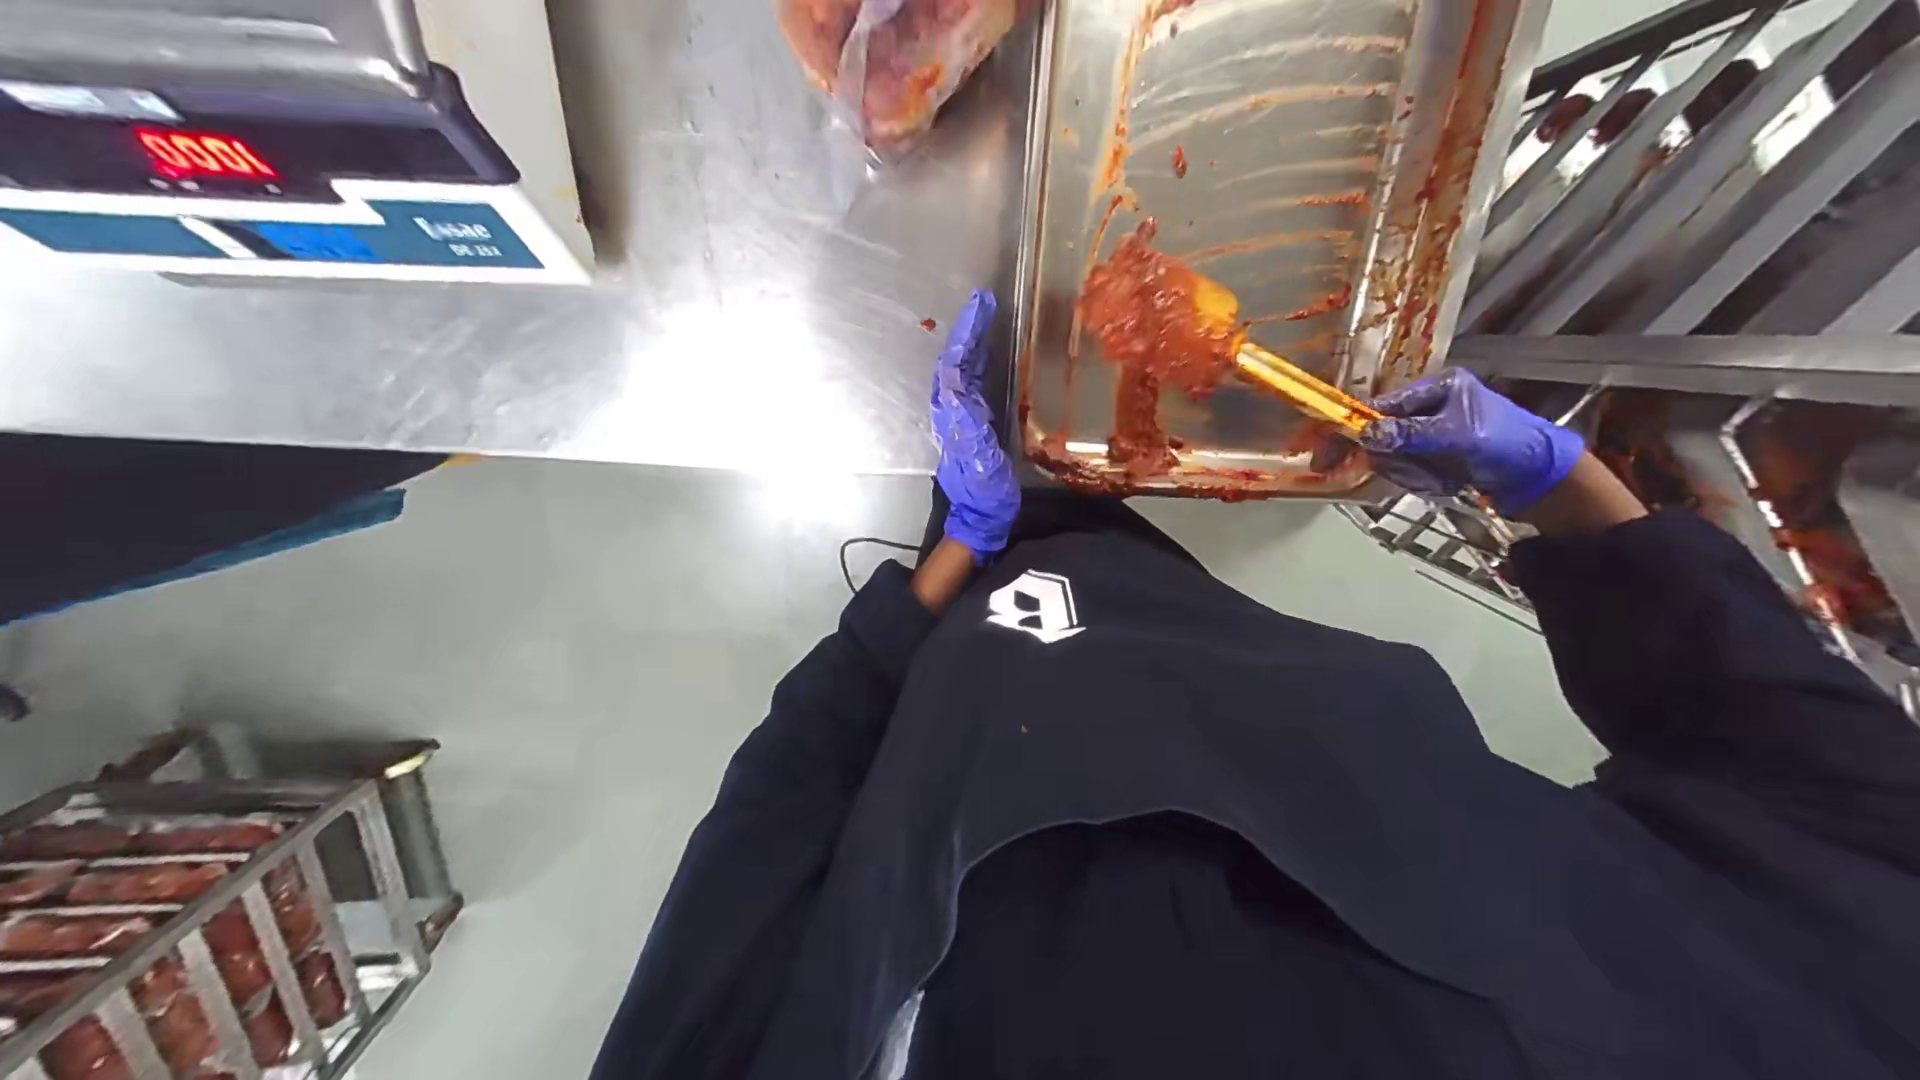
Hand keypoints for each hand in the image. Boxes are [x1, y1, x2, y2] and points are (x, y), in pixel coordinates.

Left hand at [931, 290, 1019, 562]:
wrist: (983, 513)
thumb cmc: (983, 489)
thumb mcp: (977, 456)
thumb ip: (967, 422)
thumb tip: (955, 384)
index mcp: (953, 412)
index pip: (955, 363)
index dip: (966, 334)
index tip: (979, 306)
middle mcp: (954, 409)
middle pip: (958, 359)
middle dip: (970, 329)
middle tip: (985, 302)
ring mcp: (964, 414)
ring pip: (966, 368)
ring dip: (976, 341)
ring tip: (989, 315)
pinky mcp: (976, 421)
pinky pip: (977, 381)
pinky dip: (983, 360)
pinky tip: (993, 351)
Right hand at [1357, 368, 1584, 514]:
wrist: (1537, 474)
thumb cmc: (1502, 443)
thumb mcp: (1455, 435)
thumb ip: (1409, 433)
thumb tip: (1365, 433)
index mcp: (1439, 386)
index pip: (1385, 403)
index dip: (1361, 424)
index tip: (1339, 447)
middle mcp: (1429, 404)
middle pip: (1383, 429)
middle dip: (1390, 453)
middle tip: (1401, 468)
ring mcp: (1429, 428)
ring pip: (1390, 450)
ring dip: (1405, 467)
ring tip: (1433, 476)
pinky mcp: (1430, 449)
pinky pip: (1403, 462)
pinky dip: (1414, 474)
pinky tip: (1436, 479)